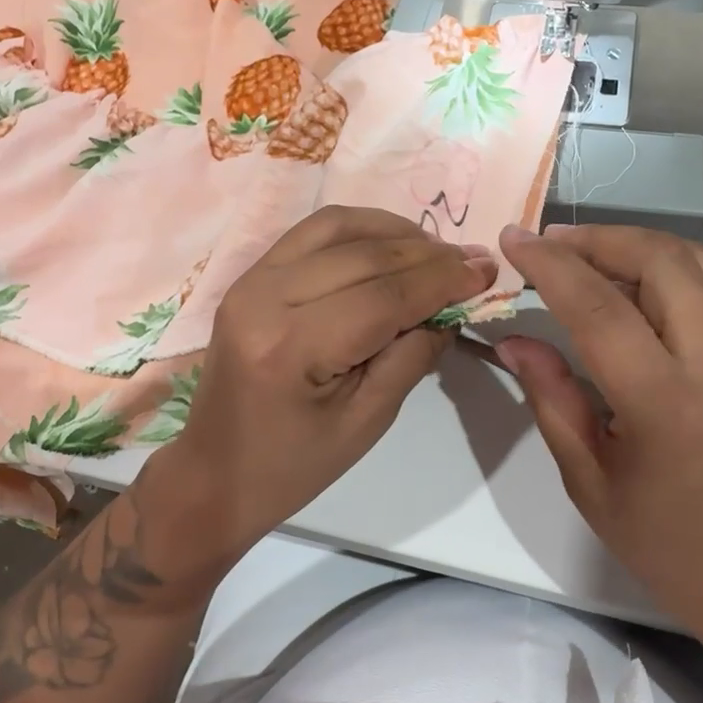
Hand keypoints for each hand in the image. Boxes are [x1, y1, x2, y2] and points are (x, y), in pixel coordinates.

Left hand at [160, 207, 497, 556]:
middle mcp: (265, 299)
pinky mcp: (251, 275)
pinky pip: (315, 232)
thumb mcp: (369, 420)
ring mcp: (251, 281)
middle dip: (429, 254)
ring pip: (340, 228)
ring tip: (437, 252)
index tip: (487, 271)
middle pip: (365, 256)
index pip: (384, 295)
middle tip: (474, 260)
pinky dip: (362, 229)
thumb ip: (414, 354)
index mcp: (291, 347)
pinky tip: (393, 244)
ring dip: (396, 232)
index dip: (442, 279)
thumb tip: (454, 303)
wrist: (215, 474)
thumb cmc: (295, 464)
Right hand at [494, 224, 702, 642]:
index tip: (513, 239)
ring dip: (639, 243)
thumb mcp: (590, 481)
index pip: (599, 308)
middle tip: (552, 244)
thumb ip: (552, 399)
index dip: (550, 266)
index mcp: (663, 403)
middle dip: (599, 238)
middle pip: (661, 260)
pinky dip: (670, 264)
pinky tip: (635, 284)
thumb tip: (514, 340)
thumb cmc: (666, 542)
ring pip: (697, 260)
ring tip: (591, 255)